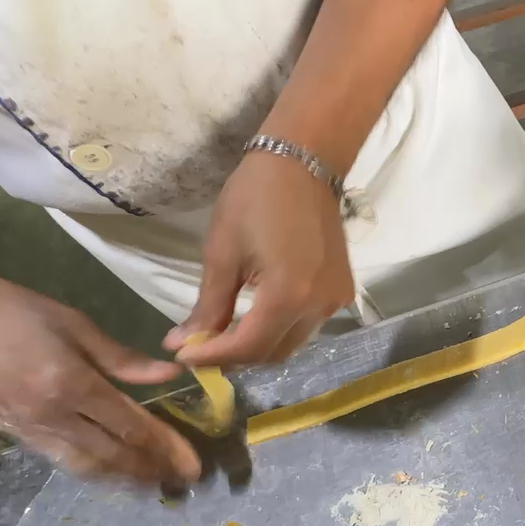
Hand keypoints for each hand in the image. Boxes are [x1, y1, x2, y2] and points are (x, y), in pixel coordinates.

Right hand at [0, 266, 199, 484]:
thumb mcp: (70, 322)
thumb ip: (121, 357)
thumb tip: (170, 375)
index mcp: (70, 384)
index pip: (132, 427)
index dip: (168, 449)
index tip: (195, 465)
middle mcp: (49, 414)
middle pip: (113, 455)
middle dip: (153, 471)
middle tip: (184, 481)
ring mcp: (24, 426)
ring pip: (85, 465)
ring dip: (124, 478)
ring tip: (155, 484)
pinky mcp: (5, 430)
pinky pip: (58, 458)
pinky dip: (91, 470)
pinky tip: (110, 471)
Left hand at [168, 150, 354, 366]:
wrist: (304, 168)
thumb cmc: (255, 199)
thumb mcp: (222, 252)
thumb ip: (209, 305)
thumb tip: (182, 343)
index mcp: (288, 297)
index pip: (248, 347)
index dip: (212, 358)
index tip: (182, 355)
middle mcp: (319, 308)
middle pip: (274, 353)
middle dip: (235, 357)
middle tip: (200, 347)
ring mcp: (335, 303)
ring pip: (293, 343)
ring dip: (259, 345)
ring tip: (226, 334)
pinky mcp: (342, 294)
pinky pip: (309, 325)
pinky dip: (281, 329)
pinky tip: (260, 315)